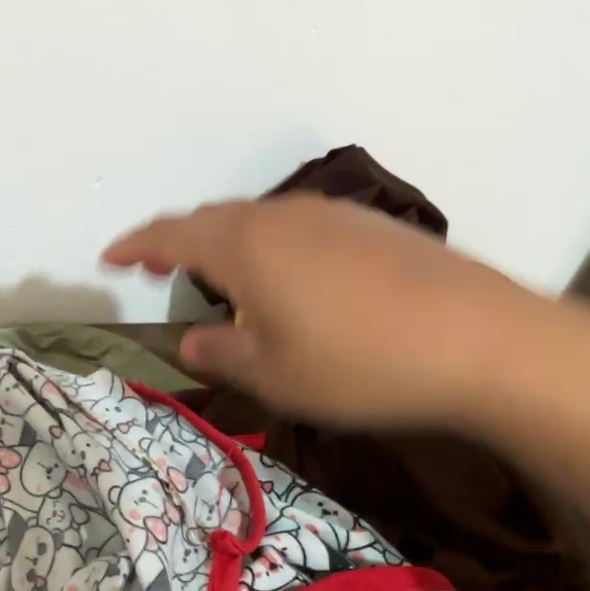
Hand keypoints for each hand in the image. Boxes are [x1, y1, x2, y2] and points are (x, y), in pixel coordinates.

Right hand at [103, 196, 550, 430]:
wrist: (482, 342)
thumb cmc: (359, 365)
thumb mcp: (273, 375)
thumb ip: (221, 354)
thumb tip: (191, 342)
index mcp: (246, 246)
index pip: (172, 236)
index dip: (134, 247)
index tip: (107, 259)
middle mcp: (283, 216)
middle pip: (213, 219)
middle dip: (175, 242)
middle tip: (152, 267)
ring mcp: (332, 216)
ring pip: (257, 221)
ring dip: (223, 243)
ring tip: (213, 276)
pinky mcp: (372, 228)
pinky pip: (296, 228)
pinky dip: (267, 247)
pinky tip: (283, 279)